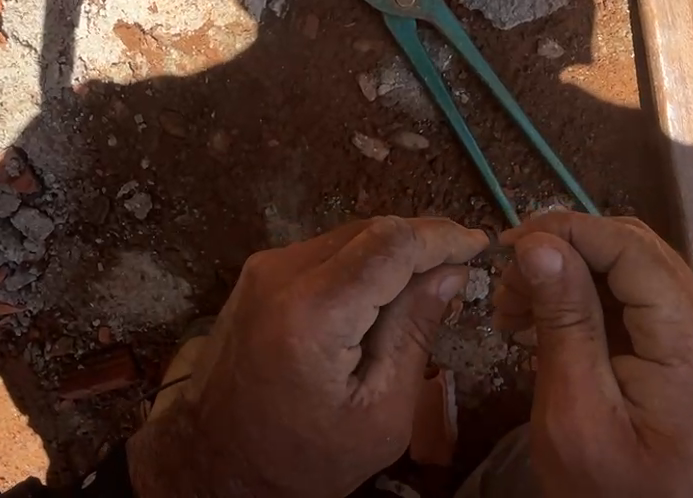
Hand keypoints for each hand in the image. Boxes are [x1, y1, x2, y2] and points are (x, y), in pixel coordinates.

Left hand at [127, 216, 486, 496]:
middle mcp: (284, 271)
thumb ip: (414, 331)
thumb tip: (450, 270)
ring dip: (392, 247)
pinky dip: (361, 258)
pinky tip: (384, 286)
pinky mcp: (259, 270)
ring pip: (347, 234)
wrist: (214, 461)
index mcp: (314, 312)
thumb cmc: (304, 457)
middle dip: (421, 238)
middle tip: (461, 259)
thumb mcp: (380, 414)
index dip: (440, 236)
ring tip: (430, 275)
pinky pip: (324, 248)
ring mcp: (265, 265)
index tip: (479, 243)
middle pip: (369, 230)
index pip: (390, 244)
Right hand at [494, 212, 692, 497]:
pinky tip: (550, 322)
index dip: (566, 230)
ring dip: (573, 273)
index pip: (631, 248)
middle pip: (636, 251)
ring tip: (517, 308)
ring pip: (636, 269)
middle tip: (507, 284)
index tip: (508, 247)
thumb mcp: (575, 414)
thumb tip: (538, 241)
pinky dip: (591, 299)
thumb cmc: (612, 497)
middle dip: (564, 251)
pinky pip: (643, 301)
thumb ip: (564, 321)